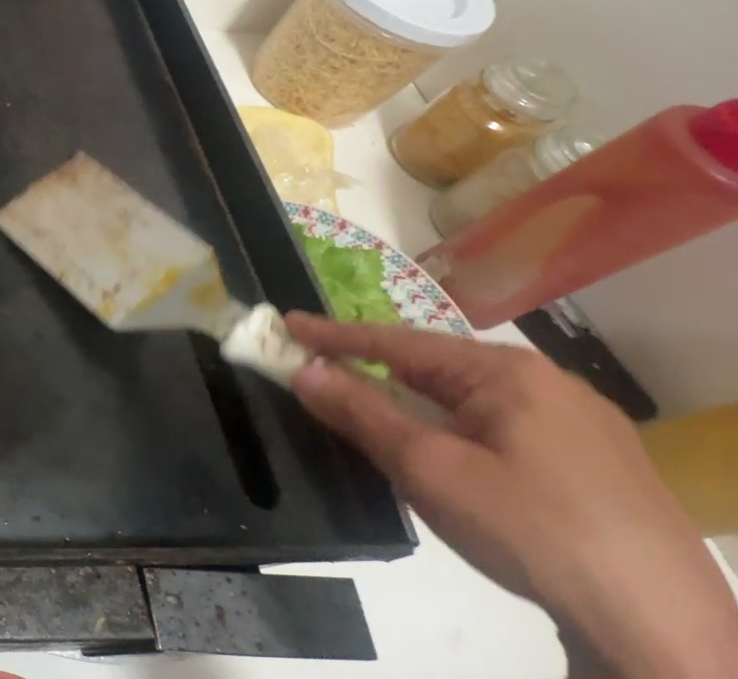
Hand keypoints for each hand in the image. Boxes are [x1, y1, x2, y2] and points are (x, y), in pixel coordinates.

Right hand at [285, 313, 737, 678]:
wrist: (661, 624)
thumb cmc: (530, 529)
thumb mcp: (428, 469)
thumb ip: (361, 414)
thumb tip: (304, 371)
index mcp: (507, 373)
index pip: (399, 342)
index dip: (336, 335)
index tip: (286, 323)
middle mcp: (549, 384)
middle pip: (438, 368)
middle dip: (377, 371)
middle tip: (322, 375)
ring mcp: (583, 425)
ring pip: (472, 400)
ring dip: (417, 405)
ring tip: (374, 416)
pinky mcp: (600, 465)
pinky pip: (505, 427)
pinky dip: (457, 429)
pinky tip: (448, 456)